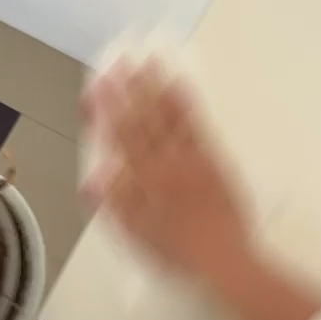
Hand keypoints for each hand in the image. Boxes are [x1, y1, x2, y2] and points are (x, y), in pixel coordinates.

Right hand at [83, 61, 257, 287]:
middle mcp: (166, 162)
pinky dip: (187, 101)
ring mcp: (192, 157)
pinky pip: (197, 123)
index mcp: (144, 181)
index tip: (98, 84)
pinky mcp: (214, 157)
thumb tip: (95, 174)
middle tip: (120, 60)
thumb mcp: (136, 236)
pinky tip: (180, 83)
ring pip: (170, 115)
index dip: (108, 108)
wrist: (225, 259)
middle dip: (129, 88)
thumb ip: (115, 203)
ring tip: (147, 60)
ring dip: (157, 86)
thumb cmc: (178, 252)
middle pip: (144, 119)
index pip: (121, 136)